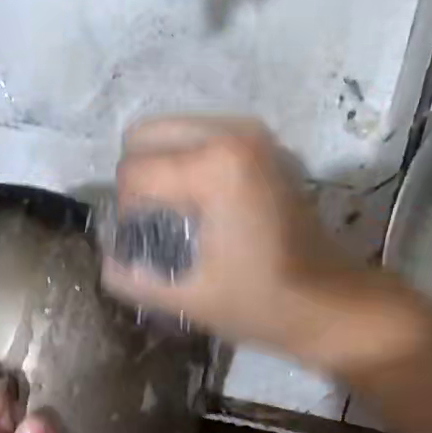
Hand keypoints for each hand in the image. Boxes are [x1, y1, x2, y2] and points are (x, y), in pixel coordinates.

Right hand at [103, 117, 429, 376]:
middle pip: (144, 135)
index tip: (145, 247)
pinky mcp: (261, 142)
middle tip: (153, 223)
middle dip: (136, 180)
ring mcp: (250, 132)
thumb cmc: (258, 301)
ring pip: (170, 131)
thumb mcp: (185, 297)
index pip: (132, 174)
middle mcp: (231, 133)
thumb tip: (105, 257)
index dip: (126, 215)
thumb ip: (131, 276)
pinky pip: (199, 137)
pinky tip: (202, 205)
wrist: (326, 300)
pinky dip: (185, 164)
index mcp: (213, 168)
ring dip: (160, 170)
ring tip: (176, 214)